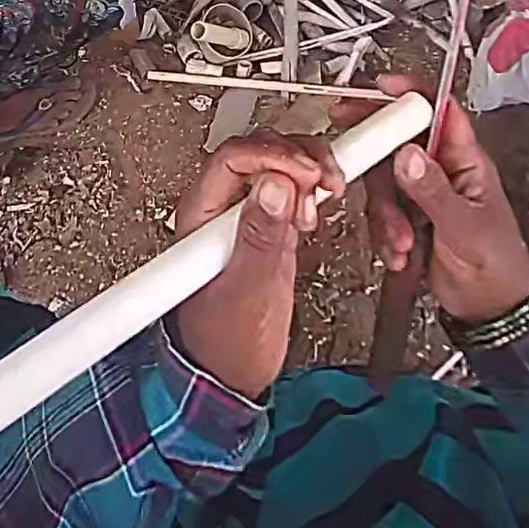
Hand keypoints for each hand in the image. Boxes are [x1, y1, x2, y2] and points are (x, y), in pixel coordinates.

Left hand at [172, 133, 345, 397]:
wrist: (232, 376)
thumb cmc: (224, 344)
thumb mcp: (246, 293)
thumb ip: (261, 239)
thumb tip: (275, 186)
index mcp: (201, 215)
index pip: (233, 159)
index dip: (274, 157)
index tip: (308, 176)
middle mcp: (222, 208)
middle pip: (258, 151)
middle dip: (297, 158)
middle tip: (325, 182)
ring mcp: (247, 215)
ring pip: (278, 165)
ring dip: (308, 170)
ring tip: (326, 194)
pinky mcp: (270, 228)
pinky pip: (292, 191)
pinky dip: (313, 189)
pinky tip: (324, 203)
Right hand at [339, 75, 528, 323]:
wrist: (491, 312)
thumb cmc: (498, 268)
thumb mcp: (465, 227)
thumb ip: (433, 191)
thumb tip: (407, 154)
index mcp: (464, 161)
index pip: (438, 111)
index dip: (410, 94)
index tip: (380, 87)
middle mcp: (439, 170)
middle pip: (397, 140)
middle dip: (375, 153)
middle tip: (349, 149)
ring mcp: (420, 192)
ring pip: (382, 179)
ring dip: (383, 213)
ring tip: (401, 239)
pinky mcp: (405, 215)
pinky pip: (379, 210)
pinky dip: (382, 232)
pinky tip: (399, 253)